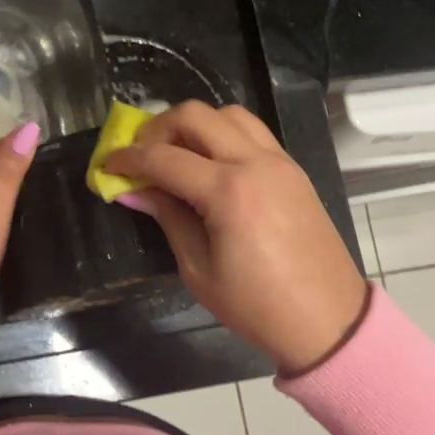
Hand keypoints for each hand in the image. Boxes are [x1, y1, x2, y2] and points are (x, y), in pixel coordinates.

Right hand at [104, 102, 367, 374]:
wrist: (327, 321)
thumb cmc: (256, 306)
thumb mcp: (197, 269)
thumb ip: (167, 218)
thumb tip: (132, 192)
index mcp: (229, 192)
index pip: (164, 158)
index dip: (127, 160)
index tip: (106, 167)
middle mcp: (256, 163)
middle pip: (195, 116)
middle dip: (157, 129)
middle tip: (139, 156)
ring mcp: (279, 162)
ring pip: (227, 114)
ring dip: (193, 125)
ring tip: (174, 155)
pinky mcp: (292, 169)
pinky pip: (251, 131)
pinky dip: (221, 134)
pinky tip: (207, 164)